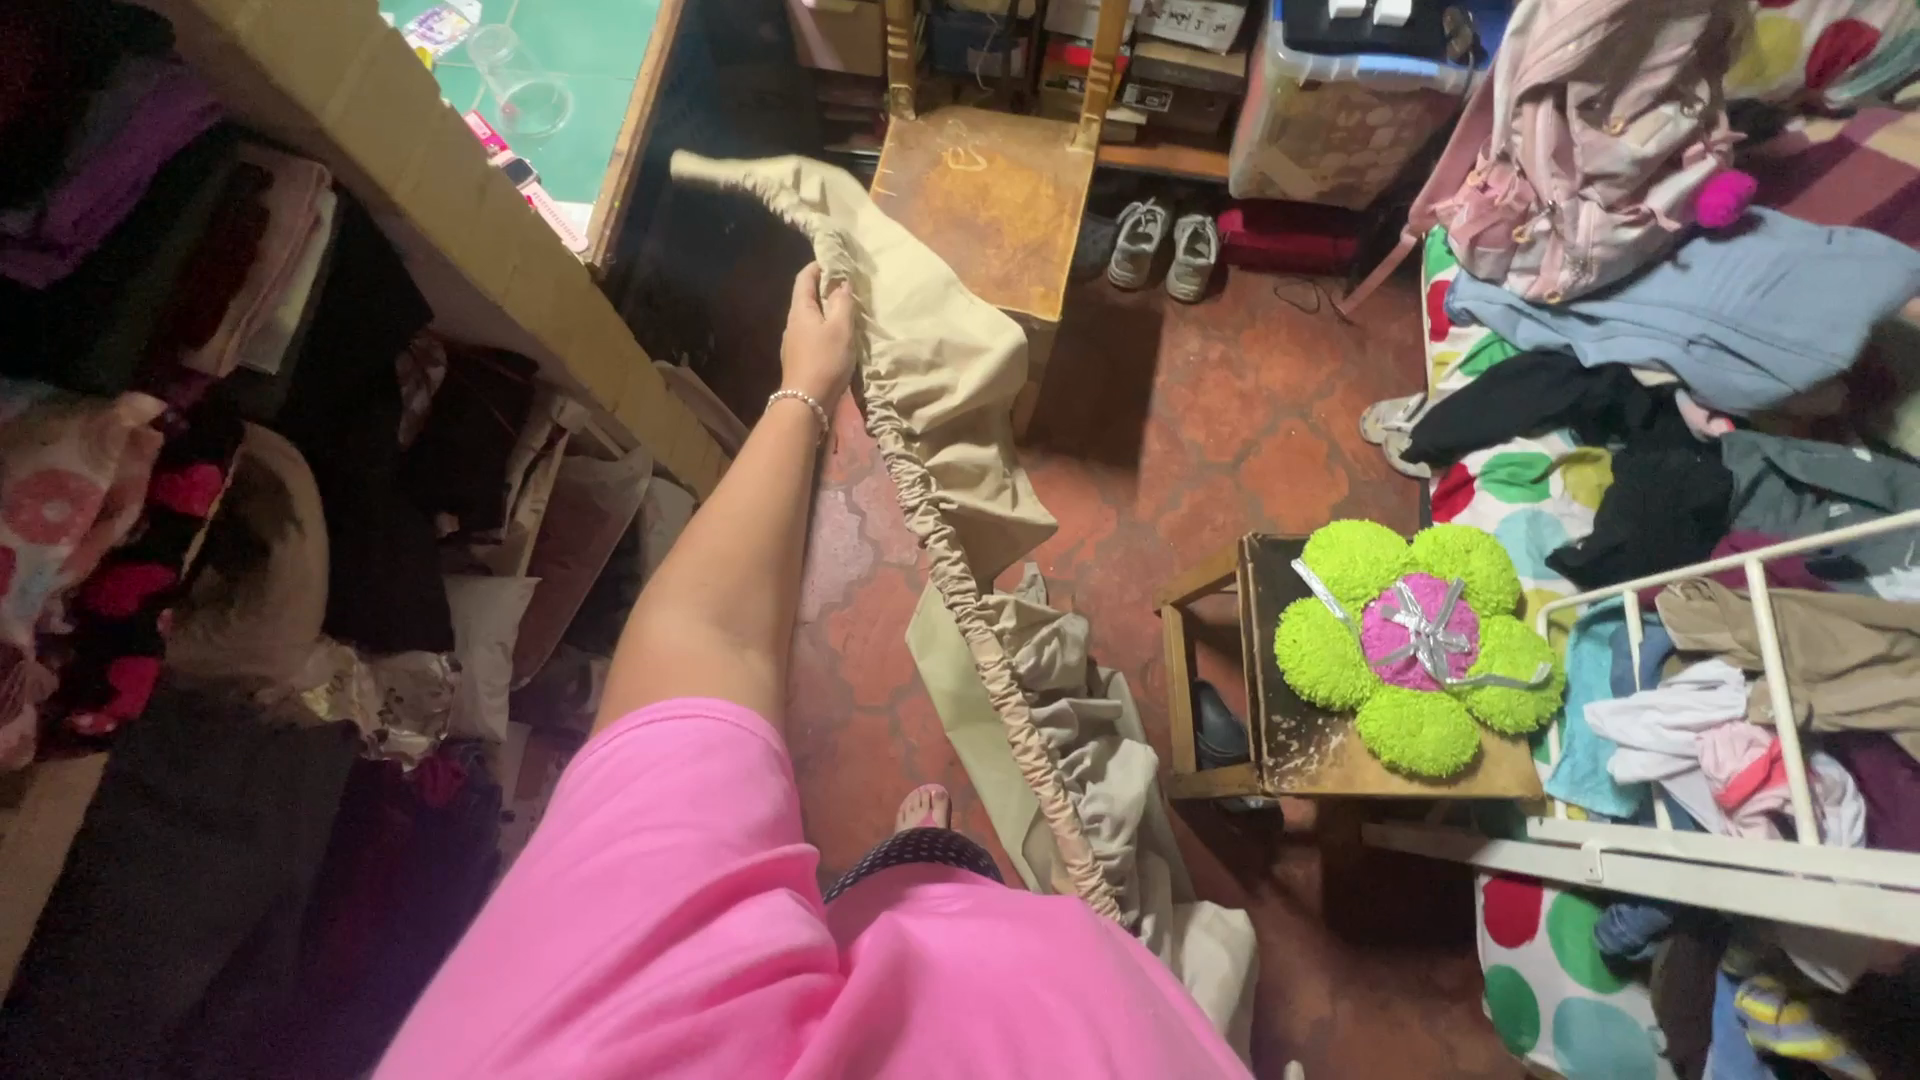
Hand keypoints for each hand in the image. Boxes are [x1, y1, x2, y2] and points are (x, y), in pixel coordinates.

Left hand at [780, 262, 855, 406]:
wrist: (806, 401)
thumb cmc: (825, 360)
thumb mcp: (840, 328)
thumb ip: (842, 303)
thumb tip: (842, 283)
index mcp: (800, 310)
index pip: (804, 278)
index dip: (817, 266)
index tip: (833, 261)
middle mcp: (792, 323)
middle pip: (806, 298)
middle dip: (823, 289)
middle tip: (845, 286)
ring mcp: (793, 343)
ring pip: (810, 318)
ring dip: (825, 312)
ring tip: (844, 312)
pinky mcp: (799, 359)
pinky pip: (812, 336)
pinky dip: (824, 330)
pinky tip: (836, 339)